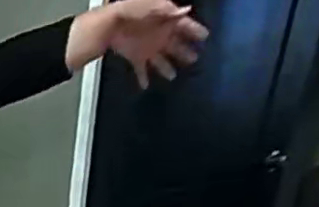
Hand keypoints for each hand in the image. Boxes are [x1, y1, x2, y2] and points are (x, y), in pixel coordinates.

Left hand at [75, 1, 209, 87]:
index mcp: (167, 21)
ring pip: (161, 61)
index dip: (196, 31)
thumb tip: (187, 11)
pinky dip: (143, 78)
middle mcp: (161, 36)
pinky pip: (141, 70)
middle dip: (185, 52)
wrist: (113, 23)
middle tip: (194, 60)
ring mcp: (149, 48)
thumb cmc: (135, 9)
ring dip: (166, 69)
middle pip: (176, 46)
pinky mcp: (136, 57)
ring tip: (172, 77)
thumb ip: (170, 12)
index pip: (186, 26)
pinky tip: (146, 86)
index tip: (205, 37)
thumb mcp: (155, 6)